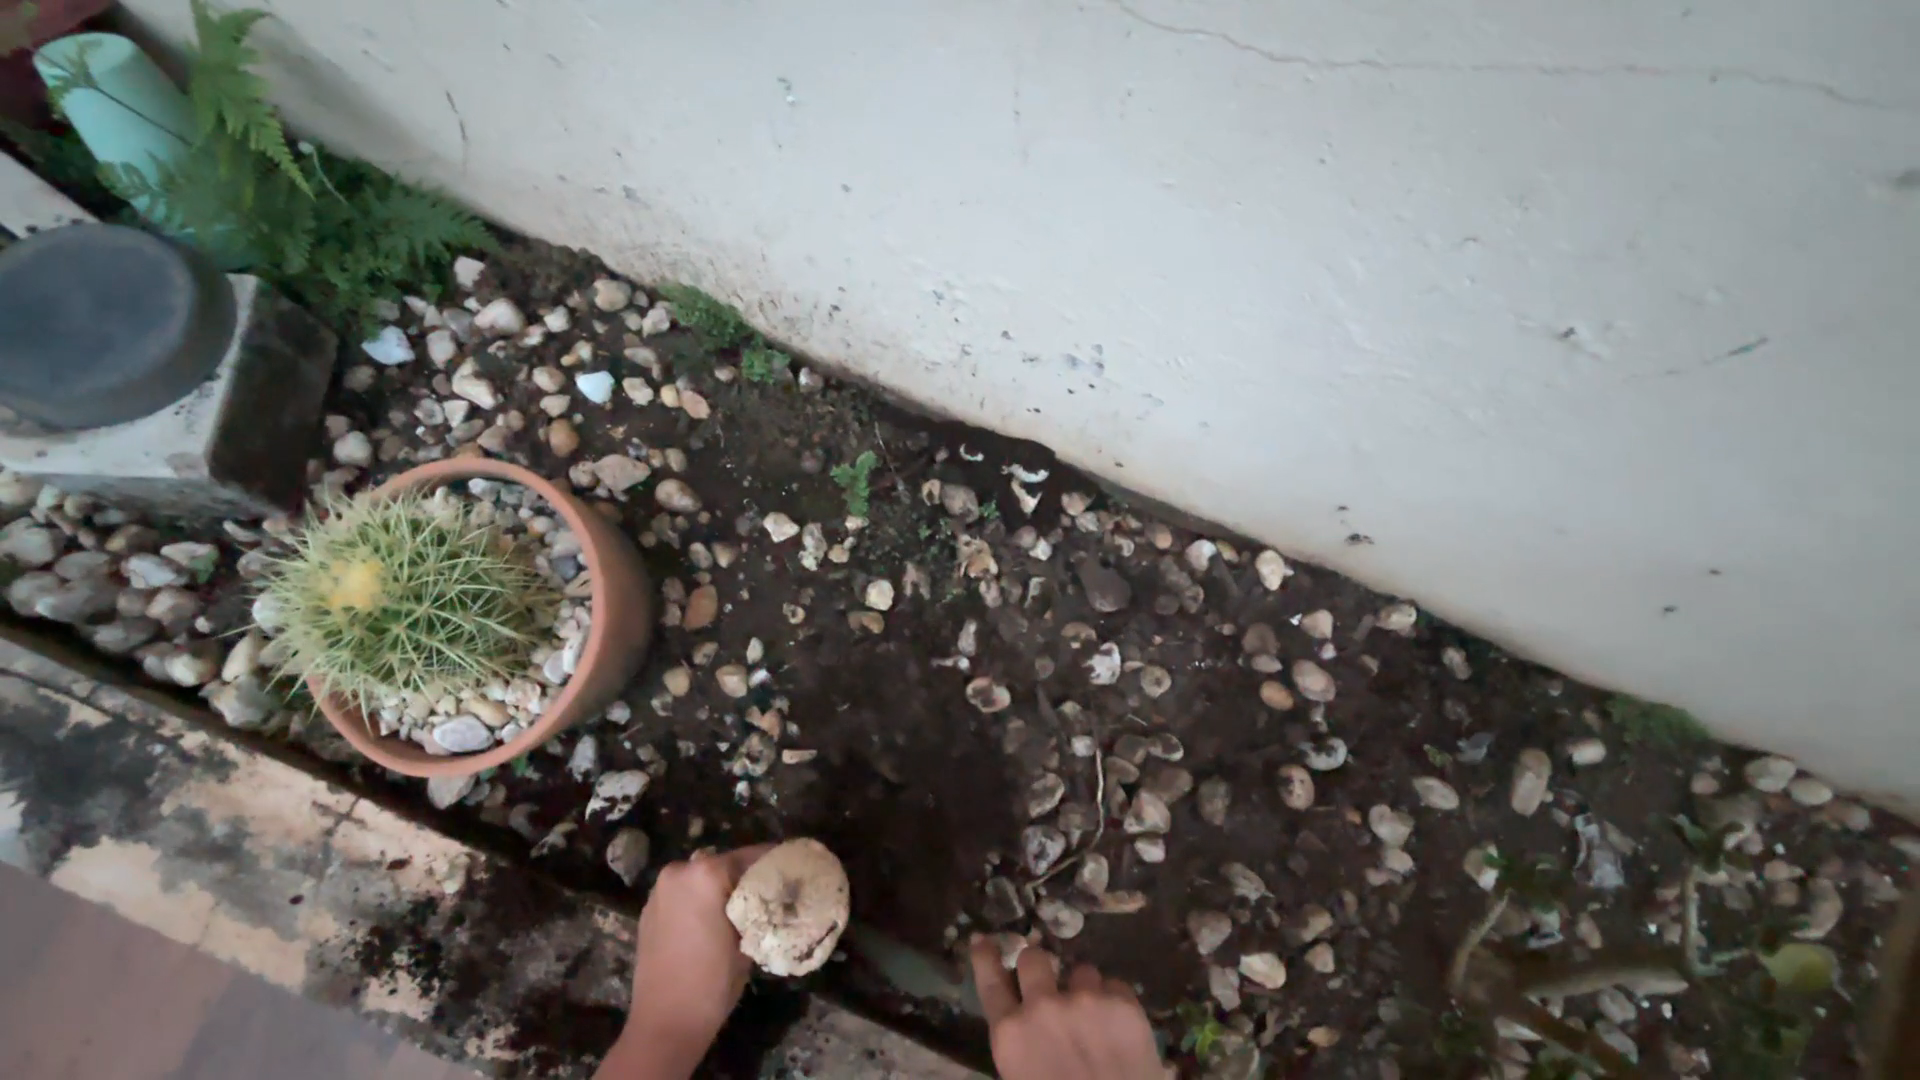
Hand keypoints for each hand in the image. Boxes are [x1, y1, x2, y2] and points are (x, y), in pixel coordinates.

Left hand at [599, 844, 771, 1079]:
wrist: (665, 1024)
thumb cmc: (712, 981)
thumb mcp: (748, 940)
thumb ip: (758, 908)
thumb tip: (772, 898)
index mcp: (706, 873)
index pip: (752, 855)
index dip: (775, 863)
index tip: (792, 869)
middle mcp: (679, 872)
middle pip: (724, 863)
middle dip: (746, 875)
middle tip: (768, 892)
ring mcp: (660, 891)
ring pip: (702, 877)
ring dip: (721, 886)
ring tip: (741, 908)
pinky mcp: (649, 911)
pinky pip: (683, 893)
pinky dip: (699, 899)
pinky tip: (713, 920)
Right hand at [970, 936, 1165, 1079]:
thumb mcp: (1021, 1079)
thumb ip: (1018, 1046)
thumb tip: (1020, 1023)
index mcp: (1010, 1035)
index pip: (990, 981)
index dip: (985, 957)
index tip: (983, 939)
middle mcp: (1041, 1007)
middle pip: (1033, 958)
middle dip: (1041, 969)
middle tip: (1051, 988)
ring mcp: (1083, 1000)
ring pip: (1081, 971)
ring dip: (1084, 990)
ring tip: (1096, 1022)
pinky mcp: (1122, 1002)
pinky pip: (1115, 985)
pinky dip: (1116, 1003)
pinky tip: (1121, 1031)